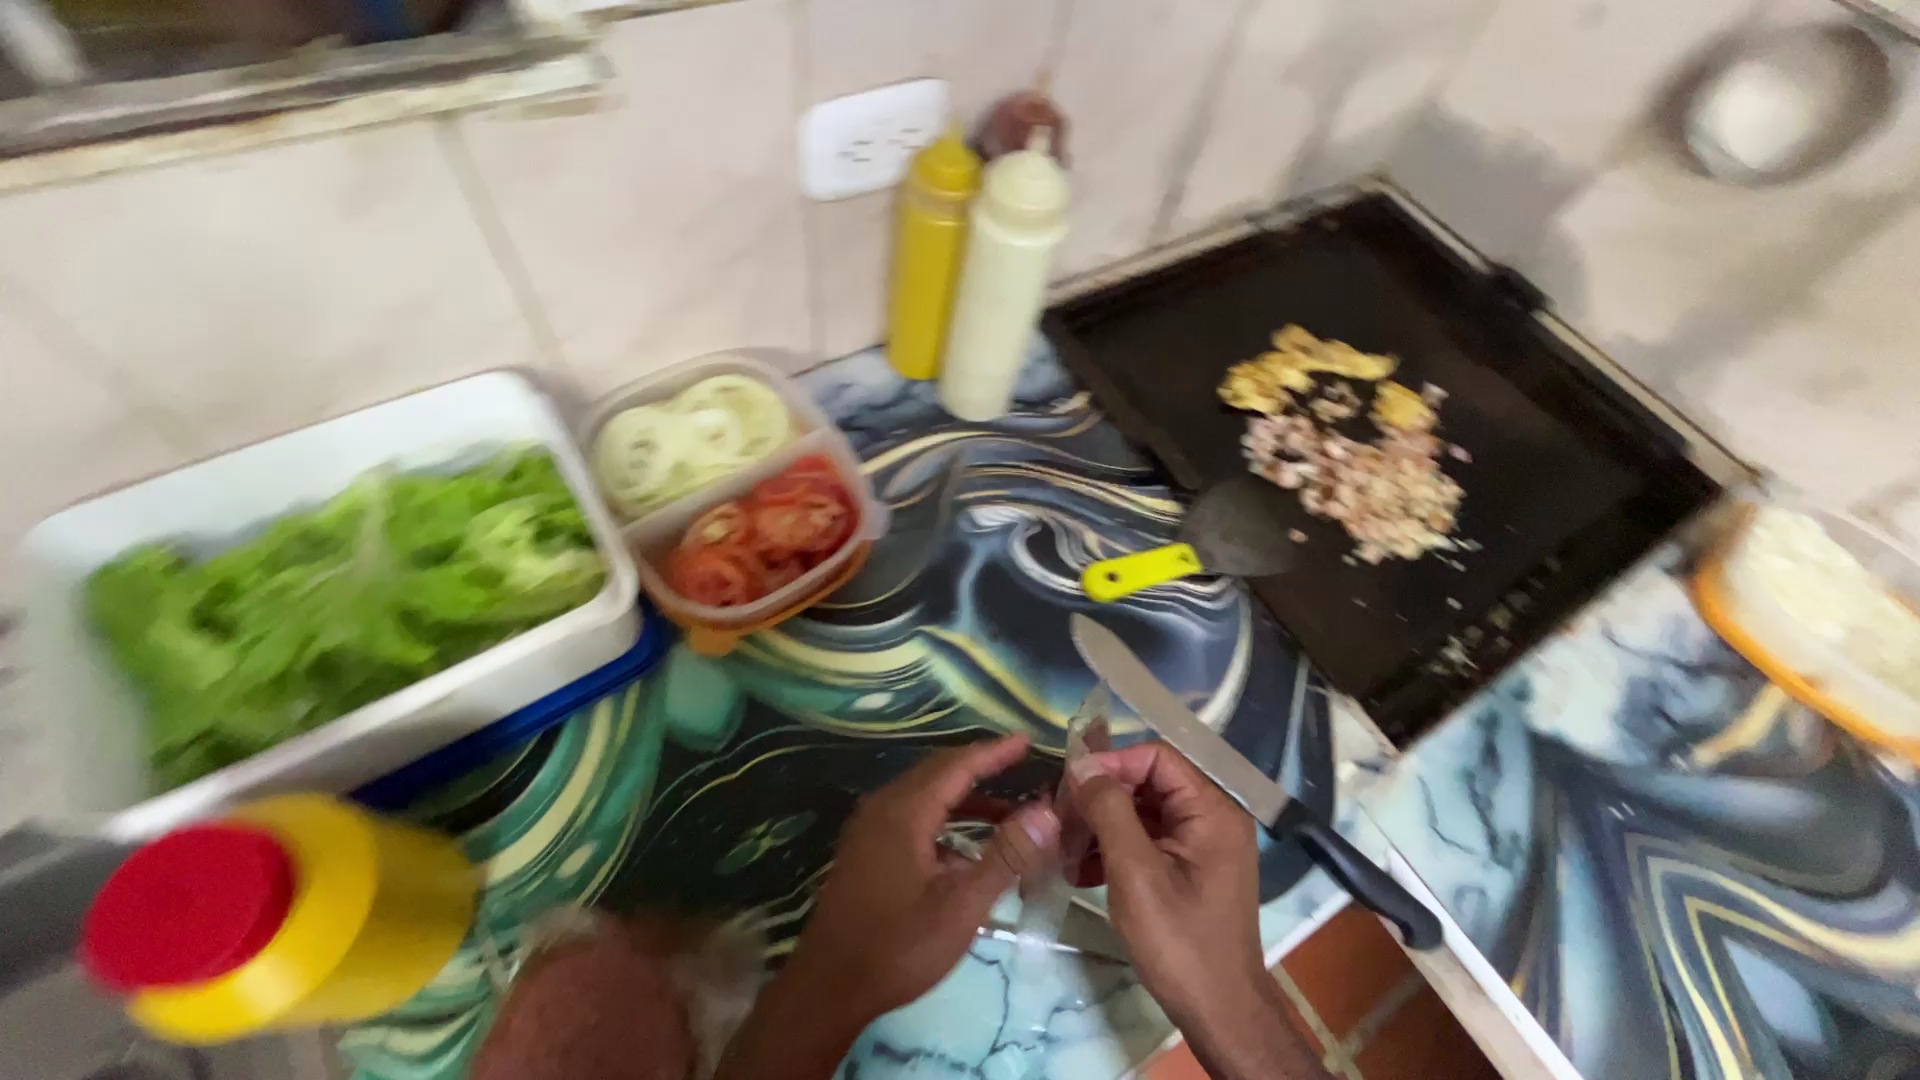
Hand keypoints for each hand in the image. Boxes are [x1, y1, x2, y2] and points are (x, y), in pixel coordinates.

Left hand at [794, 734, 1059, 1016]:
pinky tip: (966, 850)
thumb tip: (1046, 812)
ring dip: (965, 798)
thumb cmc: (897, 947)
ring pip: (924, 794)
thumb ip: (1005, 856)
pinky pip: (910, 815)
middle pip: (938, 771)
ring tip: (1008, 812)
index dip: (994, 752)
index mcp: (904, 811)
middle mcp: (883, 807)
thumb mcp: (961, 906)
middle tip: (1020, 765)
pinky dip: (944, 819)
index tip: (1027, 741)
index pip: (958, 765)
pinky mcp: (865, 848)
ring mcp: (869, 827)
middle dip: (981, 766)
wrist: (828, 987)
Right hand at [1069, 744, 1329, 1079]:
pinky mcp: (1188, 869)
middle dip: (1100, 798)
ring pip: (1141, 812)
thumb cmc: (1180, 942)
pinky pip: (1146, 841)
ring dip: (1101, 826)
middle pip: (1147, 783)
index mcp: (1212, 810)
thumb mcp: (1137, 872)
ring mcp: (1200, 845)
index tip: (1069, 788)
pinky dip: (1114, 850)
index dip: (1111, 764)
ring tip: (1063, 848)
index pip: (1156, 758)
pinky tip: (1080, 871)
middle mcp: (1211, 818)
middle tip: (1059, 820)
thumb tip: (1082, 766)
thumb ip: (1110, 810)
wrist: (1220, 1016)